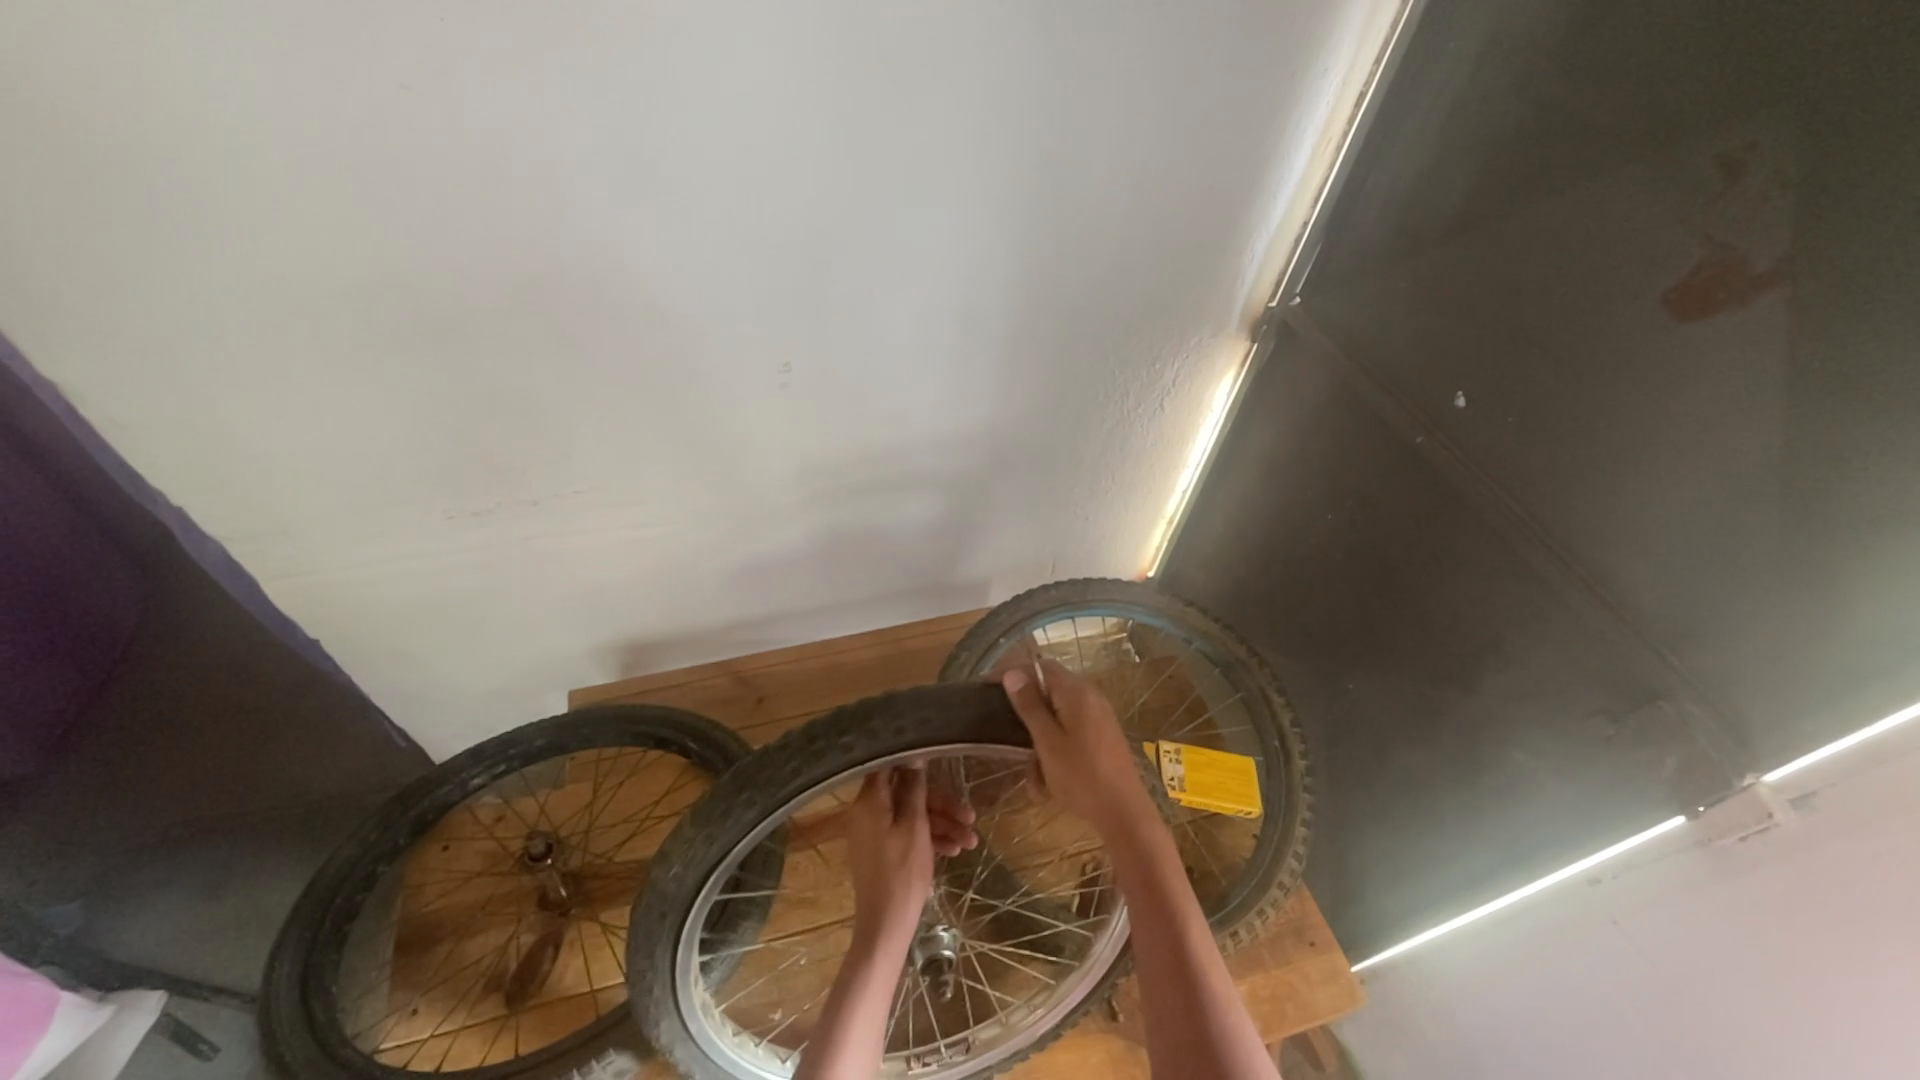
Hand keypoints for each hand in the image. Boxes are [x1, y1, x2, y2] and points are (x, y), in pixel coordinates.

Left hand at [843, 766, 977, 944]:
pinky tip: (954, 851)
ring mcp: (874, 833)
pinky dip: (930, 839)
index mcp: (869, 801)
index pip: (888, 767)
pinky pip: (907, 834)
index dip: (913, 762)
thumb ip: (913, 789)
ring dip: (942, 825)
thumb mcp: (914, 826)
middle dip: (942, 805)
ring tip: (970, 842)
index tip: (939, 762)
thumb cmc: (902, 872)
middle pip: (907, 795)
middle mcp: (867, 812)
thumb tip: (913, 754)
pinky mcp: (882, 851)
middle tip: (970, 817)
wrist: (887, 924)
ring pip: (912, 817)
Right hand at [1001, 658, 1159, 839]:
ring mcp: (1099, 713)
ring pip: (1059, 708)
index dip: (1012, 672)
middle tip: (1003, 722)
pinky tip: (1047, 769)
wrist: (1123, 811)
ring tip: (1028, 762)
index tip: (987, 687)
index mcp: (1076, 691)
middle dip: (1026, 703)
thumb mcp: (1047, 742)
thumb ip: (1030, 705)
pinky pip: (1071, 724)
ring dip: (1039, 728)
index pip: (1039, 666)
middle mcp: (1090, 694)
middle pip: (1050, 685)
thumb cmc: (1081, 777)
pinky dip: (1055, 739)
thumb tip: (1012, 673)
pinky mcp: (1102, 731)